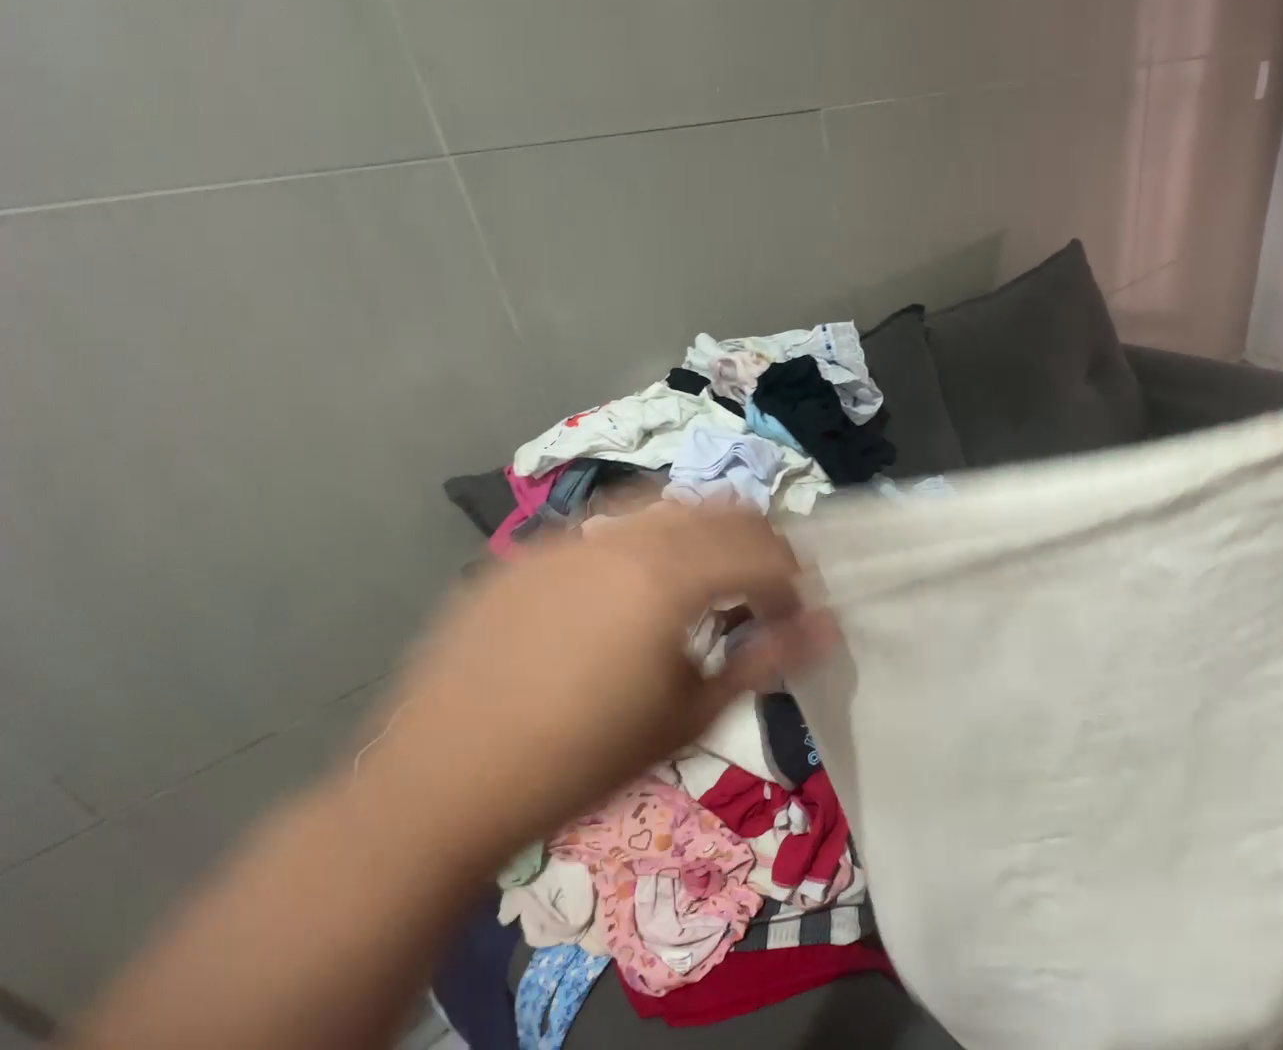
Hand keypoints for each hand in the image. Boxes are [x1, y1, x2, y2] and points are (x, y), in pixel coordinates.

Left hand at [349, 505, 835, 862]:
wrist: (440, 785)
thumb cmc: (583, 761)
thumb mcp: (690, 716)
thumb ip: (766, 659)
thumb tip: (829, 626)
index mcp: (671, 577)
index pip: (764, 551)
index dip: (793, 582)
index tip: (793, 619)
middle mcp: (624, 537)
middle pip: (720, 511)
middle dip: (755, 547)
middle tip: (758, 598)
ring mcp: (566, 539)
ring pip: (662, 509)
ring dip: (701, 538)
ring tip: (699, 591)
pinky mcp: (523, 555)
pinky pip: (604, 528)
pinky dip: (642, 546)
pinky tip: (626, 599)